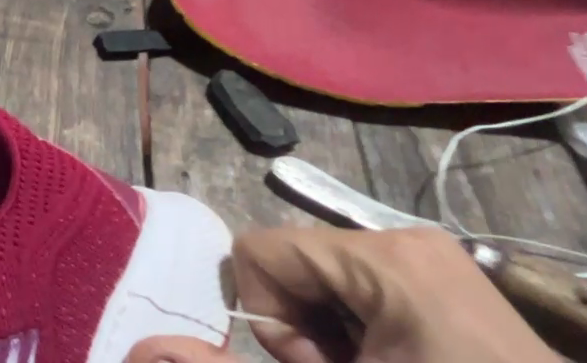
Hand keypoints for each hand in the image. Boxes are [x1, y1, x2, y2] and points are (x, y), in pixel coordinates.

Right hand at [126, 227, 554, 362]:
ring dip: (328, 330)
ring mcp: (428, 253)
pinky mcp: (444, 275)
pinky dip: (357, 326)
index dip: (270, 318)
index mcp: (382, 257)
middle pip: (290, 261)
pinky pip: (359, 283)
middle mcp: (402, 237)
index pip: (259, 252)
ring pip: (321, 275)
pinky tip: (393, 362)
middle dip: (302, 327)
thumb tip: (142, 352)